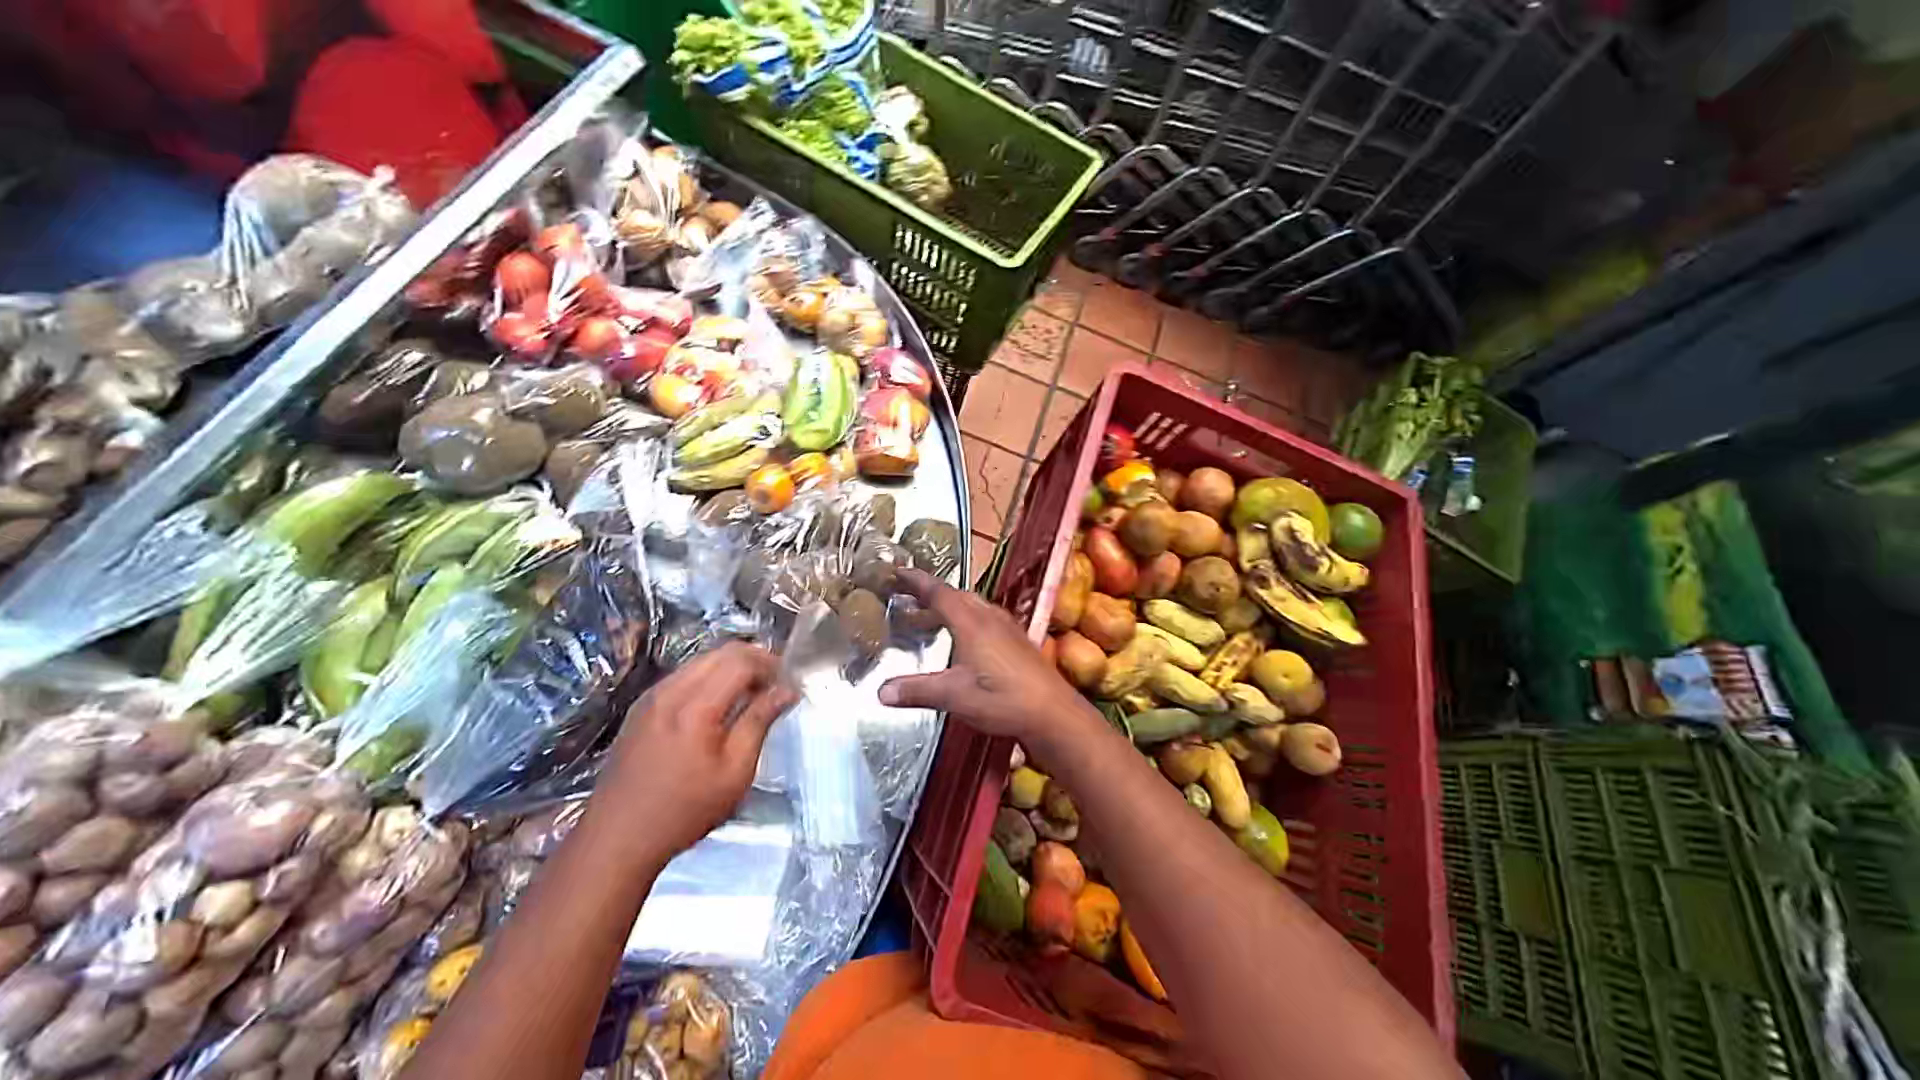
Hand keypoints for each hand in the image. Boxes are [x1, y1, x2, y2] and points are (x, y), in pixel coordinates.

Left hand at [599, 642, 797, 859]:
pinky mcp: (641, 707)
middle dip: (754, 661)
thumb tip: (786, 691)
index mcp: (696, 706)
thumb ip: (760, 722)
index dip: (771, 665)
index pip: (741, 661)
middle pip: (720, 653)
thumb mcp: (735, 772)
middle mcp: (670, 691)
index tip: (789, 684)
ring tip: (750, 696)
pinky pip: (682, 676)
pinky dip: (708, 679)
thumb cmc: (685, 810)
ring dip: (730, 668)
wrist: (617, 837)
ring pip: (701, 661)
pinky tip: (717, 707)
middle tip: (775, 686)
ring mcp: (651, 697)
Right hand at [878, 569, 1101, 756]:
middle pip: (957, 595)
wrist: (1054, 713)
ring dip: (952, 604)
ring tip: (933, 614)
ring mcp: (1008, 628)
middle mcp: (990, 618)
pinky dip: (968, 617)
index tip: (899, 571)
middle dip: (932, 592)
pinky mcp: (1019, 641)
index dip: (917, 581)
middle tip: (909, 594)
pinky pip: (986, 617)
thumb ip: (917, 691)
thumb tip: (881, 692)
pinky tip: (967, 637)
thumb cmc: (1004, 700)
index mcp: (971, 623)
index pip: (939, 593)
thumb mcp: (954, 697)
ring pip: (974, 605)